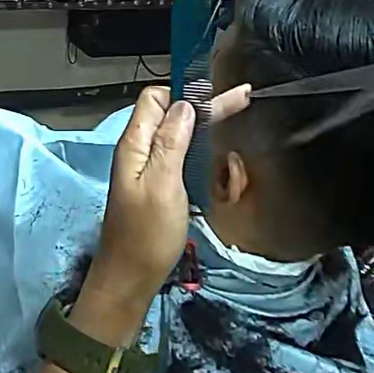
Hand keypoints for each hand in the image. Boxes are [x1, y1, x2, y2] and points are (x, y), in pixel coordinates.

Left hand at [71, 84, 249, 344]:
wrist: (130, 279)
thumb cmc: (146, 234)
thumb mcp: (162, 185)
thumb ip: (171, 142)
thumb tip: (185, 104)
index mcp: (135, 144)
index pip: (154, 98)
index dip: (182, 92)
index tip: (214, 96)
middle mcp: (140, 149)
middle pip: (171, 113)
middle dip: (205, 105)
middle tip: (243, 97)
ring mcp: (148, 167)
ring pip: (178, 133)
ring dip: (204, 124)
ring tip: (236, 117)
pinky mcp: (158, 184)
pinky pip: (179, 153)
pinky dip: (199, 147)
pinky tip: (217, 151)